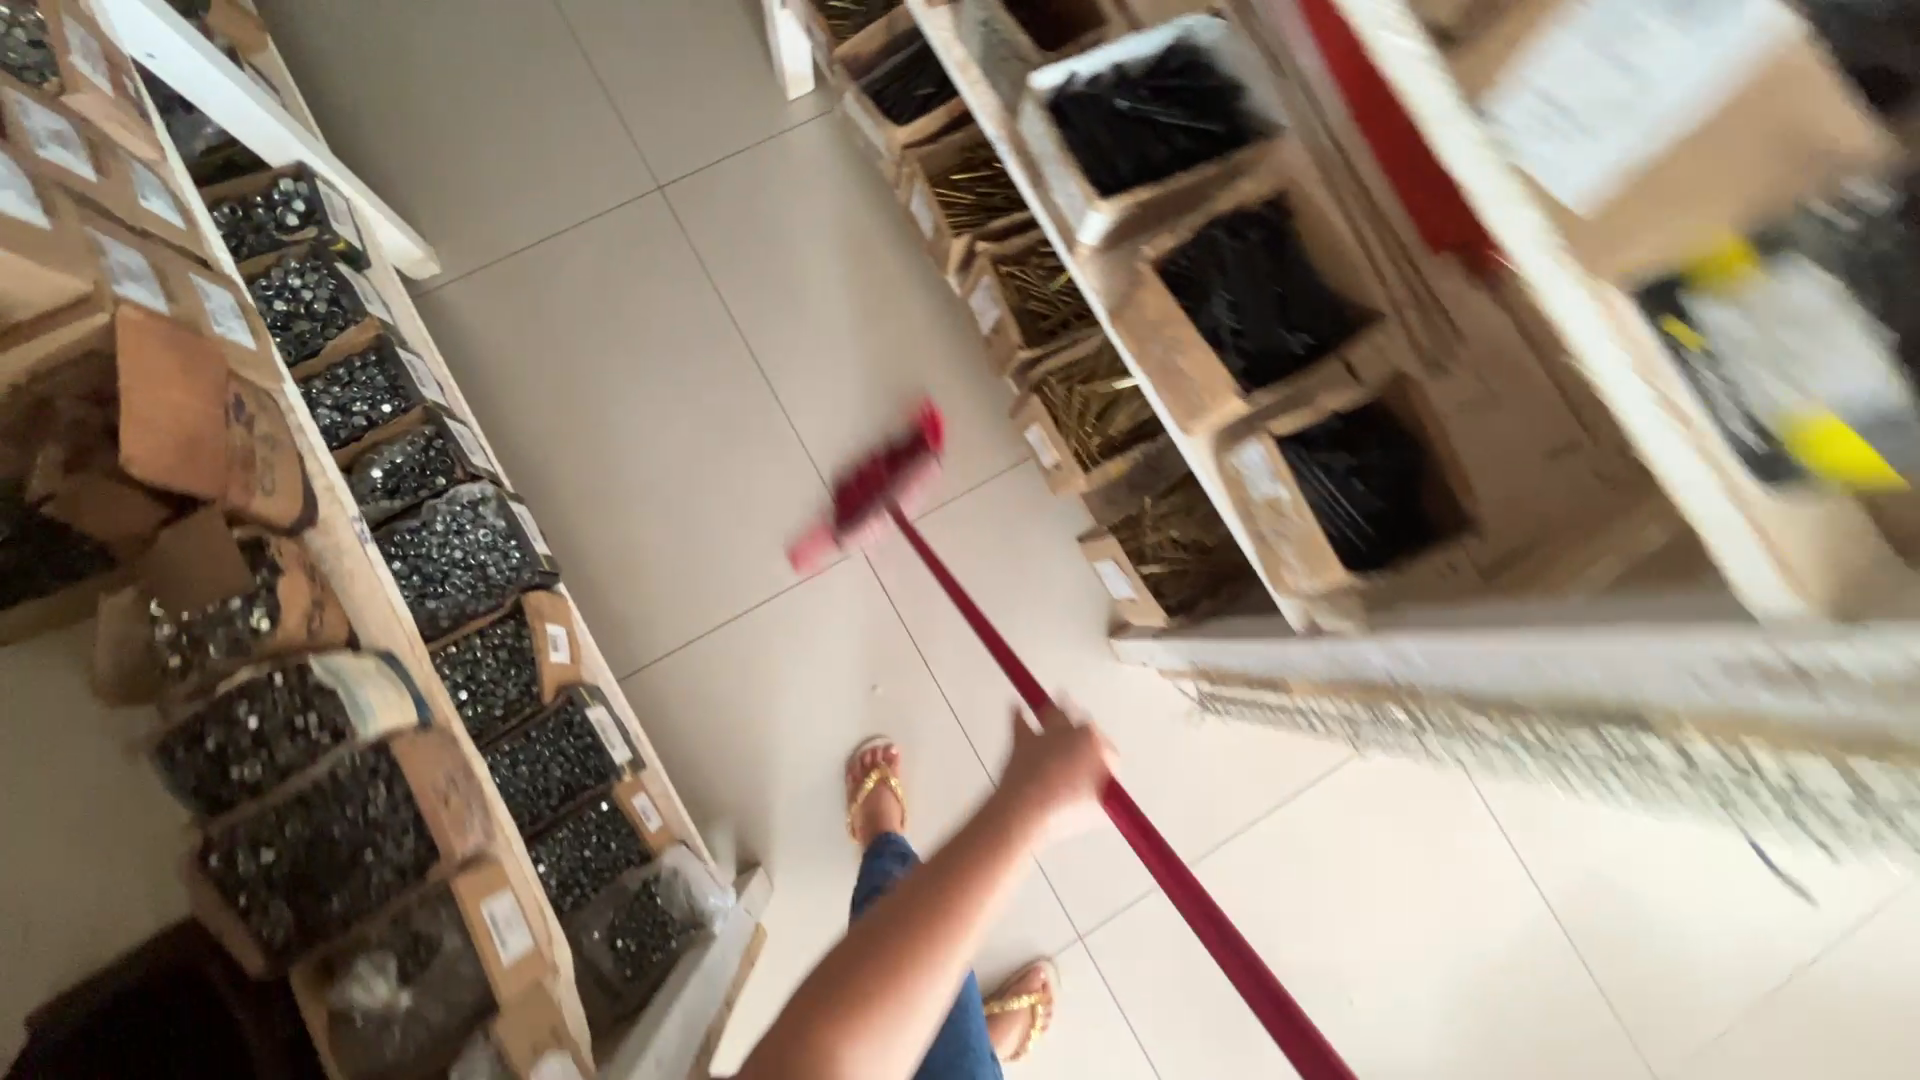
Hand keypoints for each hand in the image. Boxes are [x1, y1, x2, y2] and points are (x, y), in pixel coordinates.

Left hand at [994, 704, 1115, 844]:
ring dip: (1057, 706)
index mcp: (1095, 745)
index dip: (1107, 761)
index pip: (1109, 750)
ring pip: (1055, 711)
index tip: (1104, 770)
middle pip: (1084, 724)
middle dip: (1085, 729)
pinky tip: (1016, 707)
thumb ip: (1100, 793)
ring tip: (1058, 696)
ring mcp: (1046, 734)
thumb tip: (1100, 795)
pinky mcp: (1023, 739)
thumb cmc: (1063, 808)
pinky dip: (1017, 713)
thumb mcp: (1096, 807)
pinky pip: (1019, 719)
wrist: (1028, 807)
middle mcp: (1072, 733)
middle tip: (1087, 731)